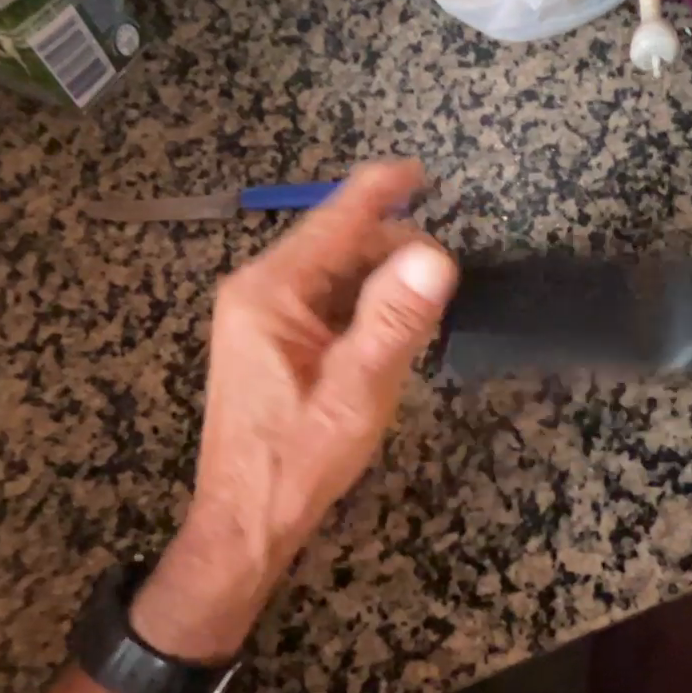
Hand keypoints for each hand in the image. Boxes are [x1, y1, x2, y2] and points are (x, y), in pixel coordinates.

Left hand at [132, 161, 456, 658]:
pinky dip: (364, 307)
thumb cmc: (299, 461)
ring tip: (425, 311)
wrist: (247, 521)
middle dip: (393, 250)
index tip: (422, 171)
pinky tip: (390, 332)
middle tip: (444, 281)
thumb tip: (437, 257)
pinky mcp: (271, 343)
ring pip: (334, 276)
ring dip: (382, 282)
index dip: (381, 191)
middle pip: (337, 246)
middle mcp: (260, 293)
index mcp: (273, 292)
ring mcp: (261, 318)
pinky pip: (326, 304)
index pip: (335, 220)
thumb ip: (394, 323)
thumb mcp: (355, 393)